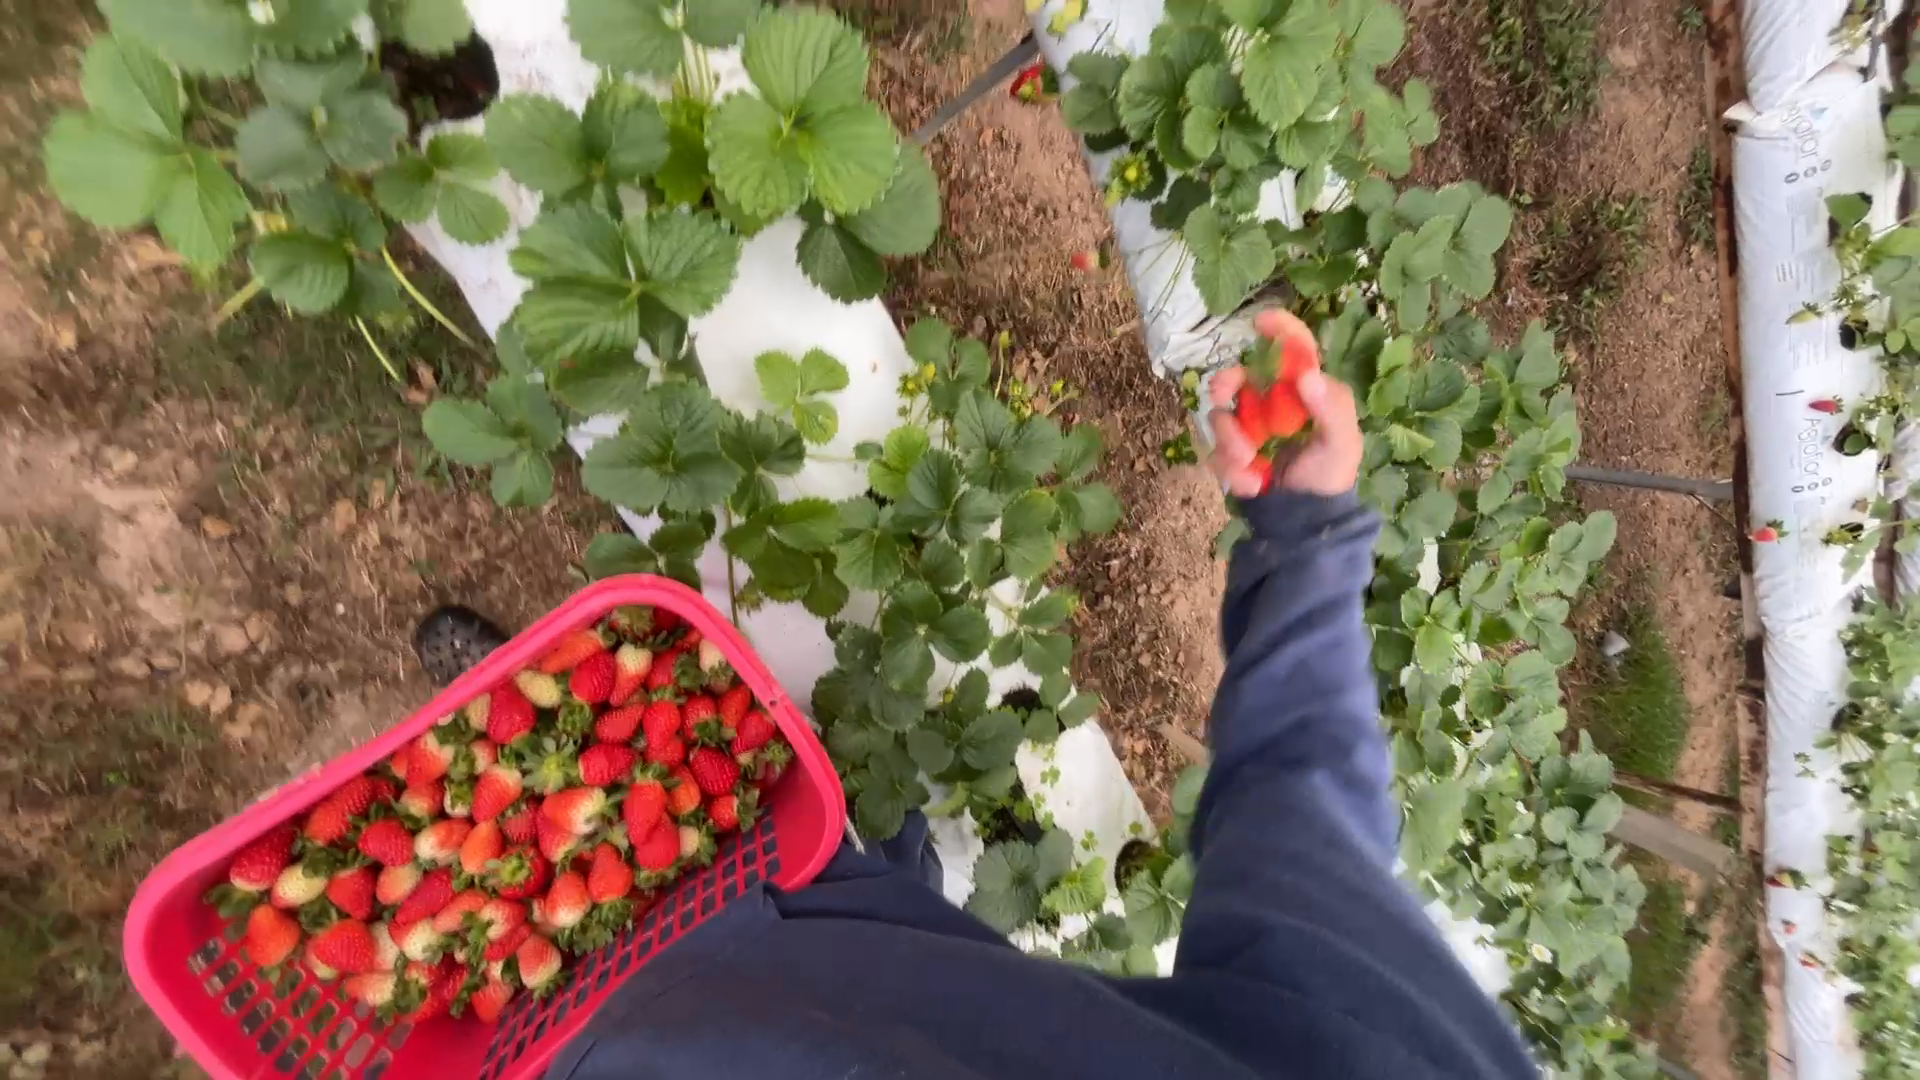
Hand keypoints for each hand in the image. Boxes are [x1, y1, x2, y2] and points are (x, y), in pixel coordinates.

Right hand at [1206, 309, 1362, 497]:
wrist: (1301, 520)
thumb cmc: (1329, 476)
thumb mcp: (1342, 444)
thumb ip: (1333, 409)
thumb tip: (1306, 376)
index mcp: (1303, 392)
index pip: (1293, 351)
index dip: (1279, 331)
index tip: (1260, 321)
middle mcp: (1272, 403)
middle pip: (1240, 376)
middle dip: (1226, 384)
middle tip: (1221, 397)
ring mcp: (1247, 427)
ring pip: (1221, 415)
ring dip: (1229, 439)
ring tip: (1247, 464)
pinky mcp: (1230, 451)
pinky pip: (1215, 448)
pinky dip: (1228, 466)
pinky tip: (1249, 482)